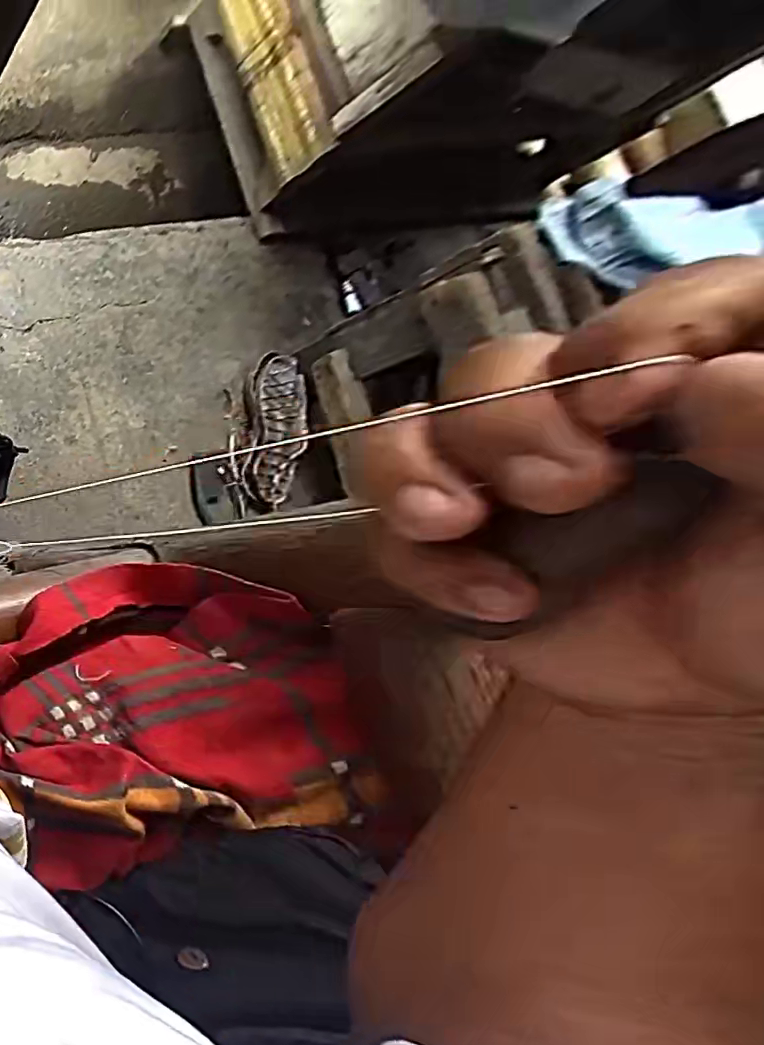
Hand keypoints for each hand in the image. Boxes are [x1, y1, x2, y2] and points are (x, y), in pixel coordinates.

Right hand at [352, 256, 763, 716]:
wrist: (703, 699)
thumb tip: (710, 378)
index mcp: (701, 381)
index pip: (672, 299)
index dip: (640, 328)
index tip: (636, 396)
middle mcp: (586, 413)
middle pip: (498, 363)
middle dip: (507, 421)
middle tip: (567, 487)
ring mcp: (495, 472)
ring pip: (410, 427)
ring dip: (419, 473)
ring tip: (460, 525)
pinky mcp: (438, 531)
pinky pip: (380, 521)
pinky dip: (418, 558)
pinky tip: (490, 597)